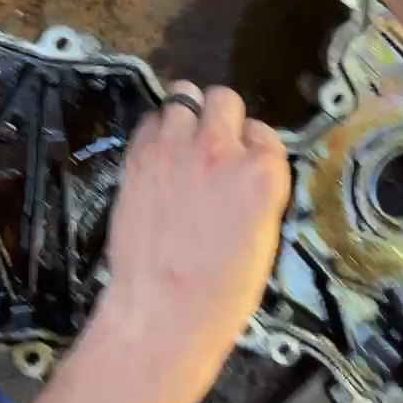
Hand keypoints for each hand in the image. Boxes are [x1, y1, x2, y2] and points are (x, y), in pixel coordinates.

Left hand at [93, 81, 289, 399]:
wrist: (163, 306)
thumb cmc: (222, 290)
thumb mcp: (262, 235)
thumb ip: (254, 187)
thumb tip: (243, 167)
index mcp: (263, 174)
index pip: (263, 131)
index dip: (252, 144)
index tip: (243, 159)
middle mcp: (220, 148)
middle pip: (222, 98)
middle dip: (219, 114)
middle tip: (212, 138)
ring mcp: (176, 145)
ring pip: (181, 96)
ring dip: (184, 115)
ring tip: (181, 140)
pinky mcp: (139, 152)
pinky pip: (150, 118)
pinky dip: (156, 129)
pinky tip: (158, 153)